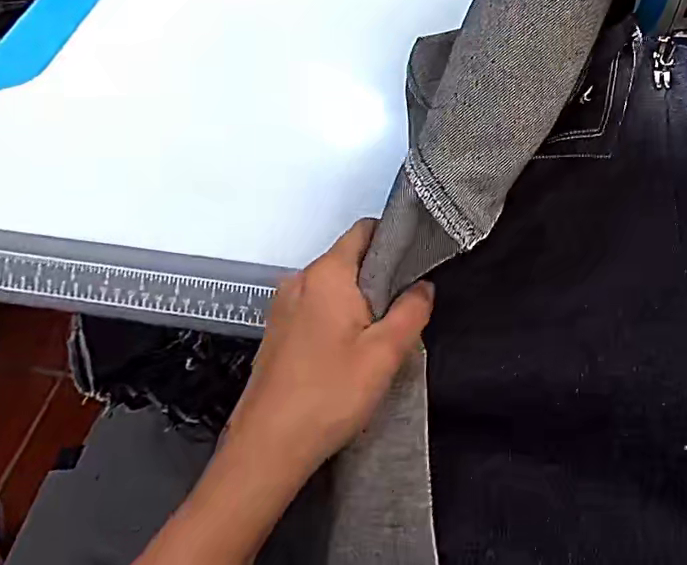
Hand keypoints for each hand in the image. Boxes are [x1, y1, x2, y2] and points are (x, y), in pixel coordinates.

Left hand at [137, 220, 432, 564]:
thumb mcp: (387, 351)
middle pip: (351, 257)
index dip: (395, 238)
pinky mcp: (277, 335)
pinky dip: (338, 318)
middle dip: (381, 275)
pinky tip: (350, 353)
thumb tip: (423, 286)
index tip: (418, 261)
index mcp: (326, 274)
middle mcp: (299, 282)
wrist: (263, 456)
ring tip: (380, 334)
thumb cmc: (326, 396)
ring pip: (335, 286)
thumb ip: (413, 309)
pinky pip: (317, 308)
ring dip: (360, 300)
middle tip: (404, 306)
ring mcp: (283, 309)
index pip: (365, 230)